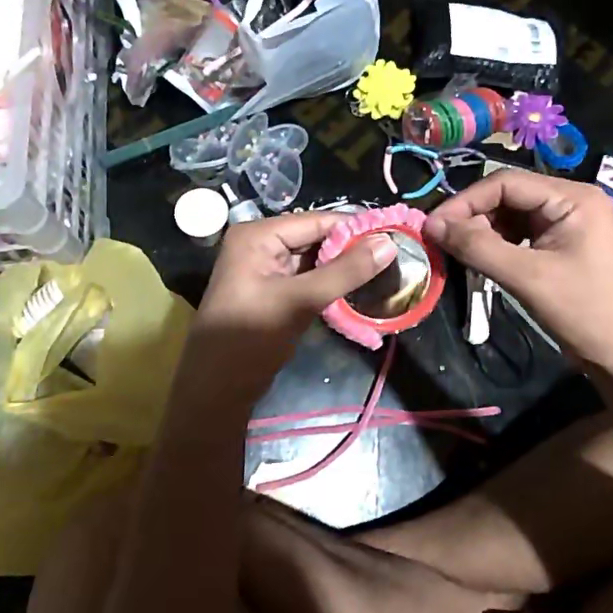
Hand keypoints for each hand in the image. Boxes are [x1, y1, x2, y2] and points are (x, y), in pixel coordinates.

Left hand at [185, 212, 397, 391]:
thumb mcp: (298, 302)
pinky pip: (310, 277)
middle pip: (318, 237)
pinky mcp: (274, 290)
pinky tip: (361, 288)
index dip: (357, 228)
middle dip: (353, 248)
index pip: (317, 220)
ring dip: (346, 266)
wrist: (215, 391)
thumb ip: (344, 272)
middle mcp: (261, 243)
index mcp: (258, 235)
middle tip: (397, 256)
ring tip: (387, 271)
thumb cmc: (249, 339)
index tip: (398, 236)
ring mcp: (266, 268)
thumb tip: (388, 245)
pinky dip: (332, 282)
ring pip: (316, 258)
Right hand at [424, 170, 612, 371]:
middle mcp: (573, 202)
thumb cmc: (589, 314)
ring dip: (485, 232)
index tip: (432, 227)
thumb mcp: (529, 278)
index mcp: (573, 197)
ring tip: (459, 254)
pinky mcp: (568, 249)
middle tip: (442, 243)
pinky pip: (525, 236)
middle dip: (474, 217)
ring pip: (515, 217)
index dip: (465, 201)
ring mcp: (573, 226)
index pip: (506, 182)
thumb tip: (432, 224)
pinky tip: (485, 263)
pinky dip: (501, 246)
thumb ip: (478, 247)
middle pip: (510, 196)